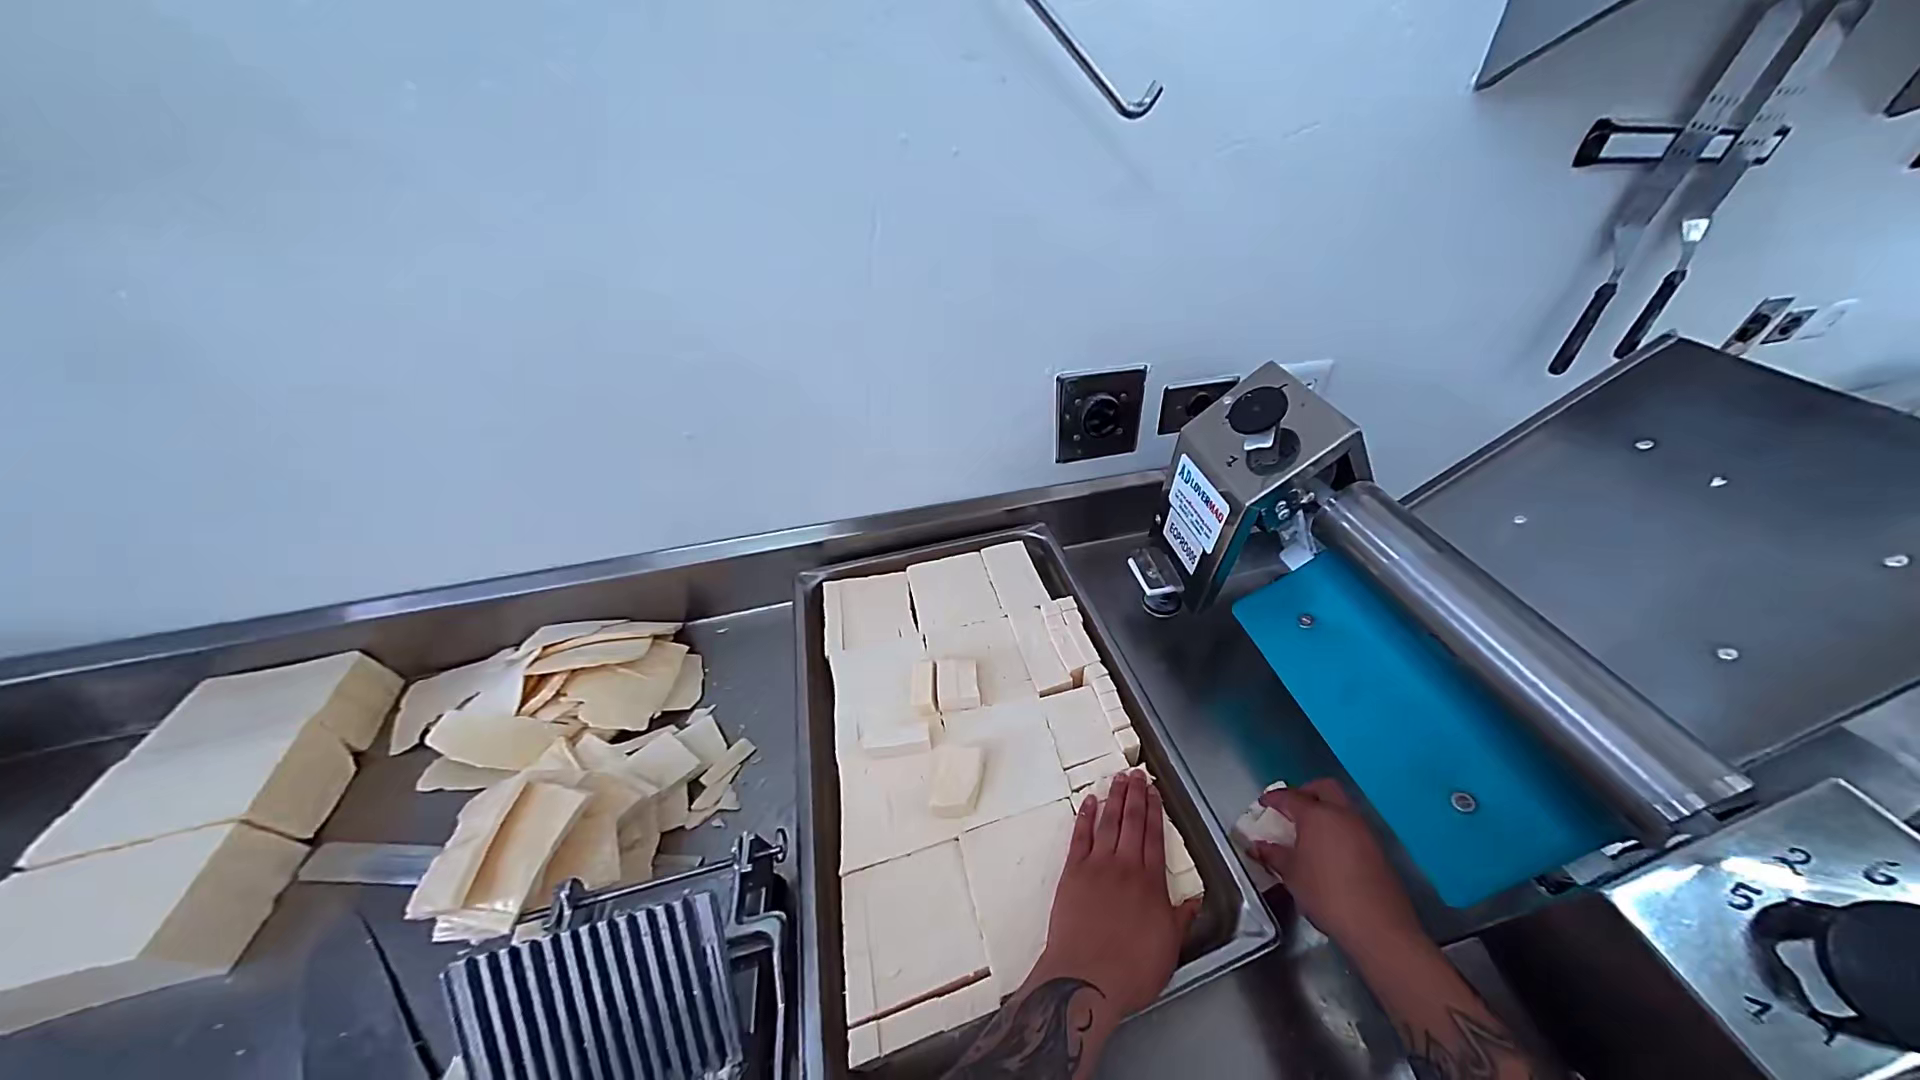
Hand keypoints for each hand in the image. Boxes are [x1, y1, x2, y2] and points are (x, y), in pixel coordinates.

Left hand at [1036, 769, 1199, 1018]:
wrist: (1087, 977)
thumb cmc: (1132, 969)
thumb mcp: (1169, 948)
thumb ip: (1181, 919)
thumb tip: (1194, 901)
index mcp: (1150, 883)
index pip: (1154, 837)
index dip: (1154, 811)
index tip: (1153, 792)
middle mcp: (1125, 866)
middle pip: (1132, 822)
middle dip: (1135, 795)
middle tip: (1136, 772)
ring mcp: (1096, 865)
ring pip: (1108, 822)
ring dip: (1113, 798)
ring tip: (1118, 779)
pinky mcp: (1073, 871)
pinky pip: (1080, 836)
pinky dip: (1085, 816)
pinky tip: (1089, 802)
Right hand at [1249, 778, 1422, 953]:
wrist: (1378, 927)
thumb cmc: (1326, 894)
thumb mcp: (1291, 874)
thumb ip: (1273, 855)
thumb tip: (1258, 847)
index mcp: (1317, 815)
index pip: (1290, 796)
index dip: (1273, 798)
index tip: (1263, 804)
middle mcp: (1342, 815)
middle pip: (1324, 788)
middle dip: (1305, 792)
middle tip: (1290, 808)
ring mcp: (1364, 832)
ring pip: (1342, 806)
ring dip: (1324, 810)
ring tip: (1308, 832)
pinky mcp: (1378, 850)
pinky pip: (1352, 827)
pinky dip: (1337, 829)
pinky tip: (1328, 851)